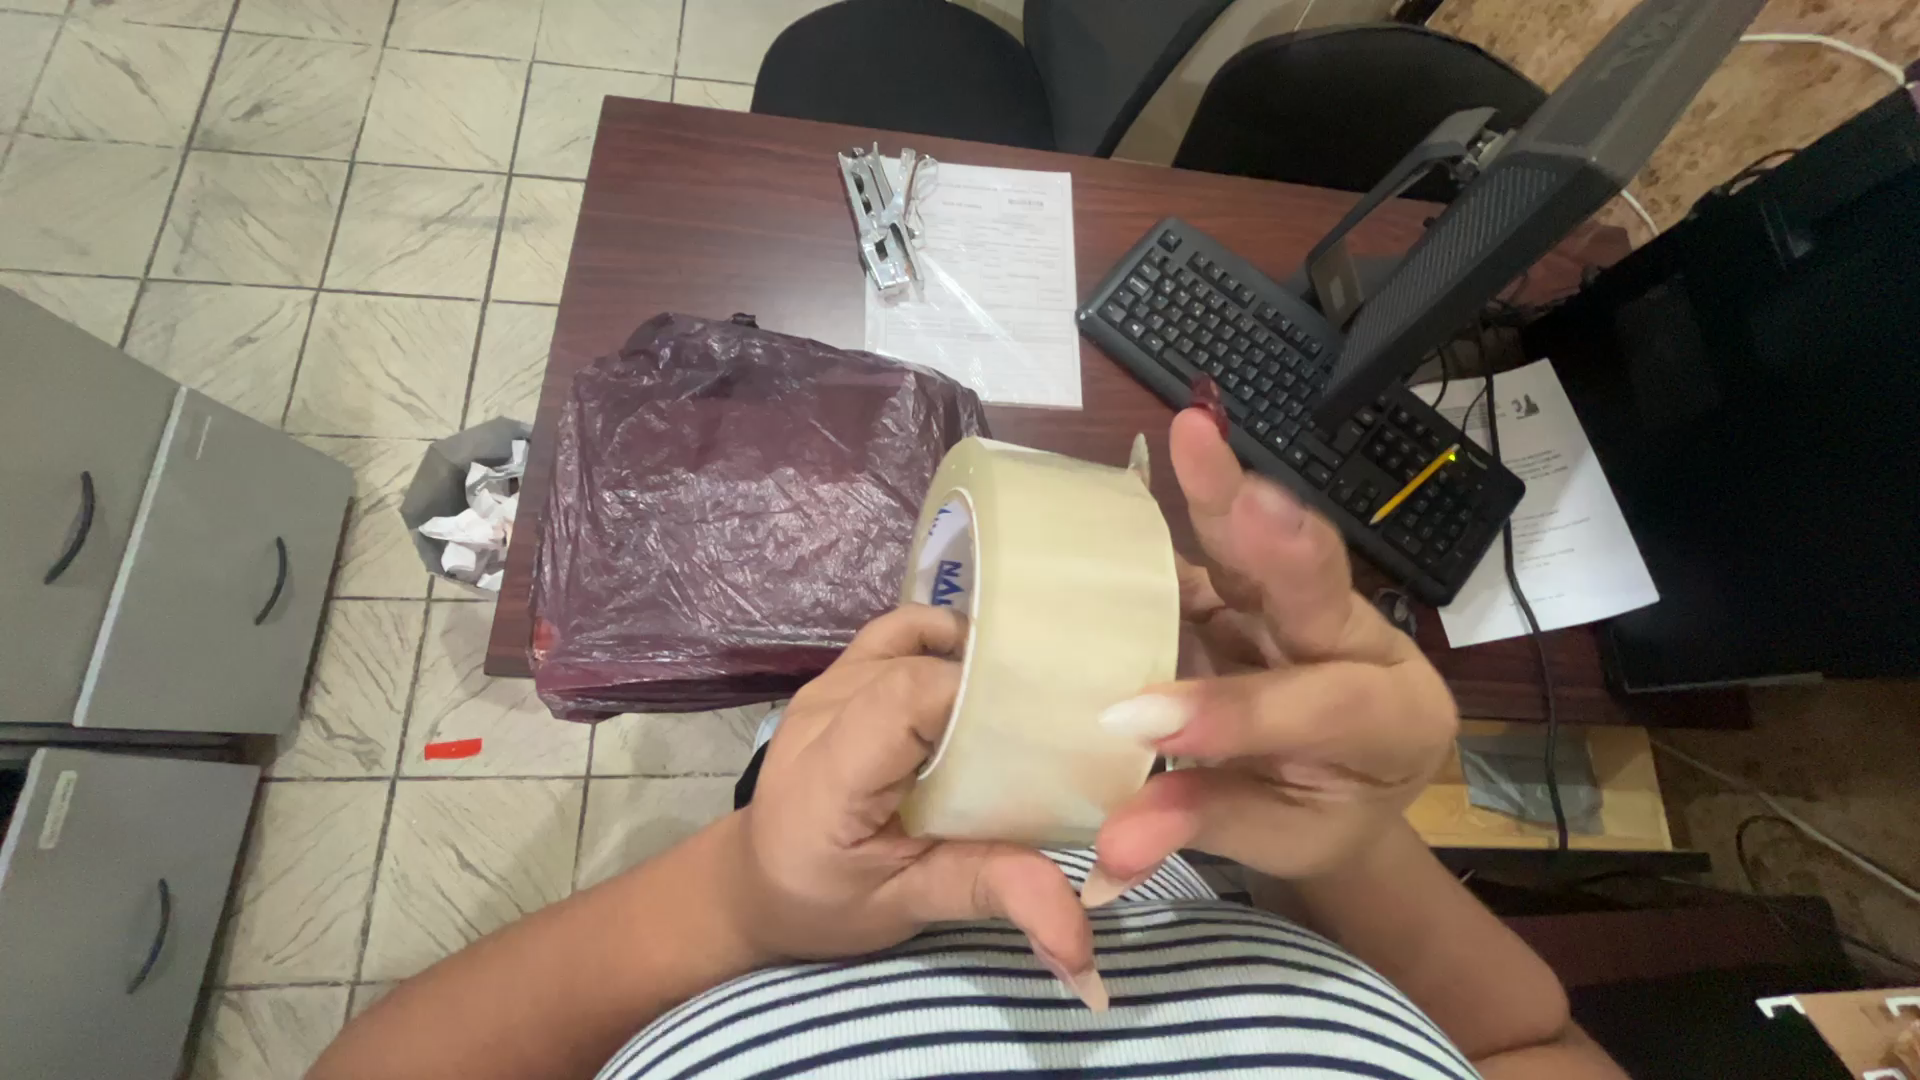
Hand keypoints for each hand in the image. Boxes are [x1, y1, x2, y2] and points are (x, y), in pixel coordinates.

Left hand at [722, 604, 1106, 1007]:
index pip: (909, 698)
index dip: (980, 699)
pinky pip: (898, 630)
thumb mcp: (906, 906)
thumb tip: (1080, 941)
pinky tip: (971, 675)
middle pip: (919, 665)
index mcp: (832, 776)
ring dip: (973, 664)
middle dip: (991, 685)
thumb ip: (988, 895)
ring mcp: (828, 682)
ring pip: (915, 640)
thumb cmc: (826, 900)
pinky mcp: (838, 672)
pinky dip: (942, 640)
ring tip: (1014, 705)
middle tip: (1047, 724)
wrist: (758, 875)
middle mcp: (823, 711)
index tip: (1042, 731)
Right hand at [1082, 408, 1458, 900]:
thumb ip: (1201, 827)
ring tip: (1194, 434)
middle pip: (1318, 588)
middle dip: (1273, 539)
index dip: (1235, 710)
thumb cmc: (1316, 818)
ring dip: (1221, 493)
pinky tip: (1158, 472)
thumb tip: (1110, 851)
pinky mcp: (1249, 592)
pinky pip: (1213, 555)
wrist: (1334, 791)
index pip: (1323, 705)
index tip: (1141, 719)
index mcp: (1396, 720)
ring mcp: (1301, 609)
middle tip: (1241, 497)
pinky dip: (1180, 517)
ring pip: (1264, 549)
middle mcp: (1358, 645)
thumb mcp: (1276, 838)